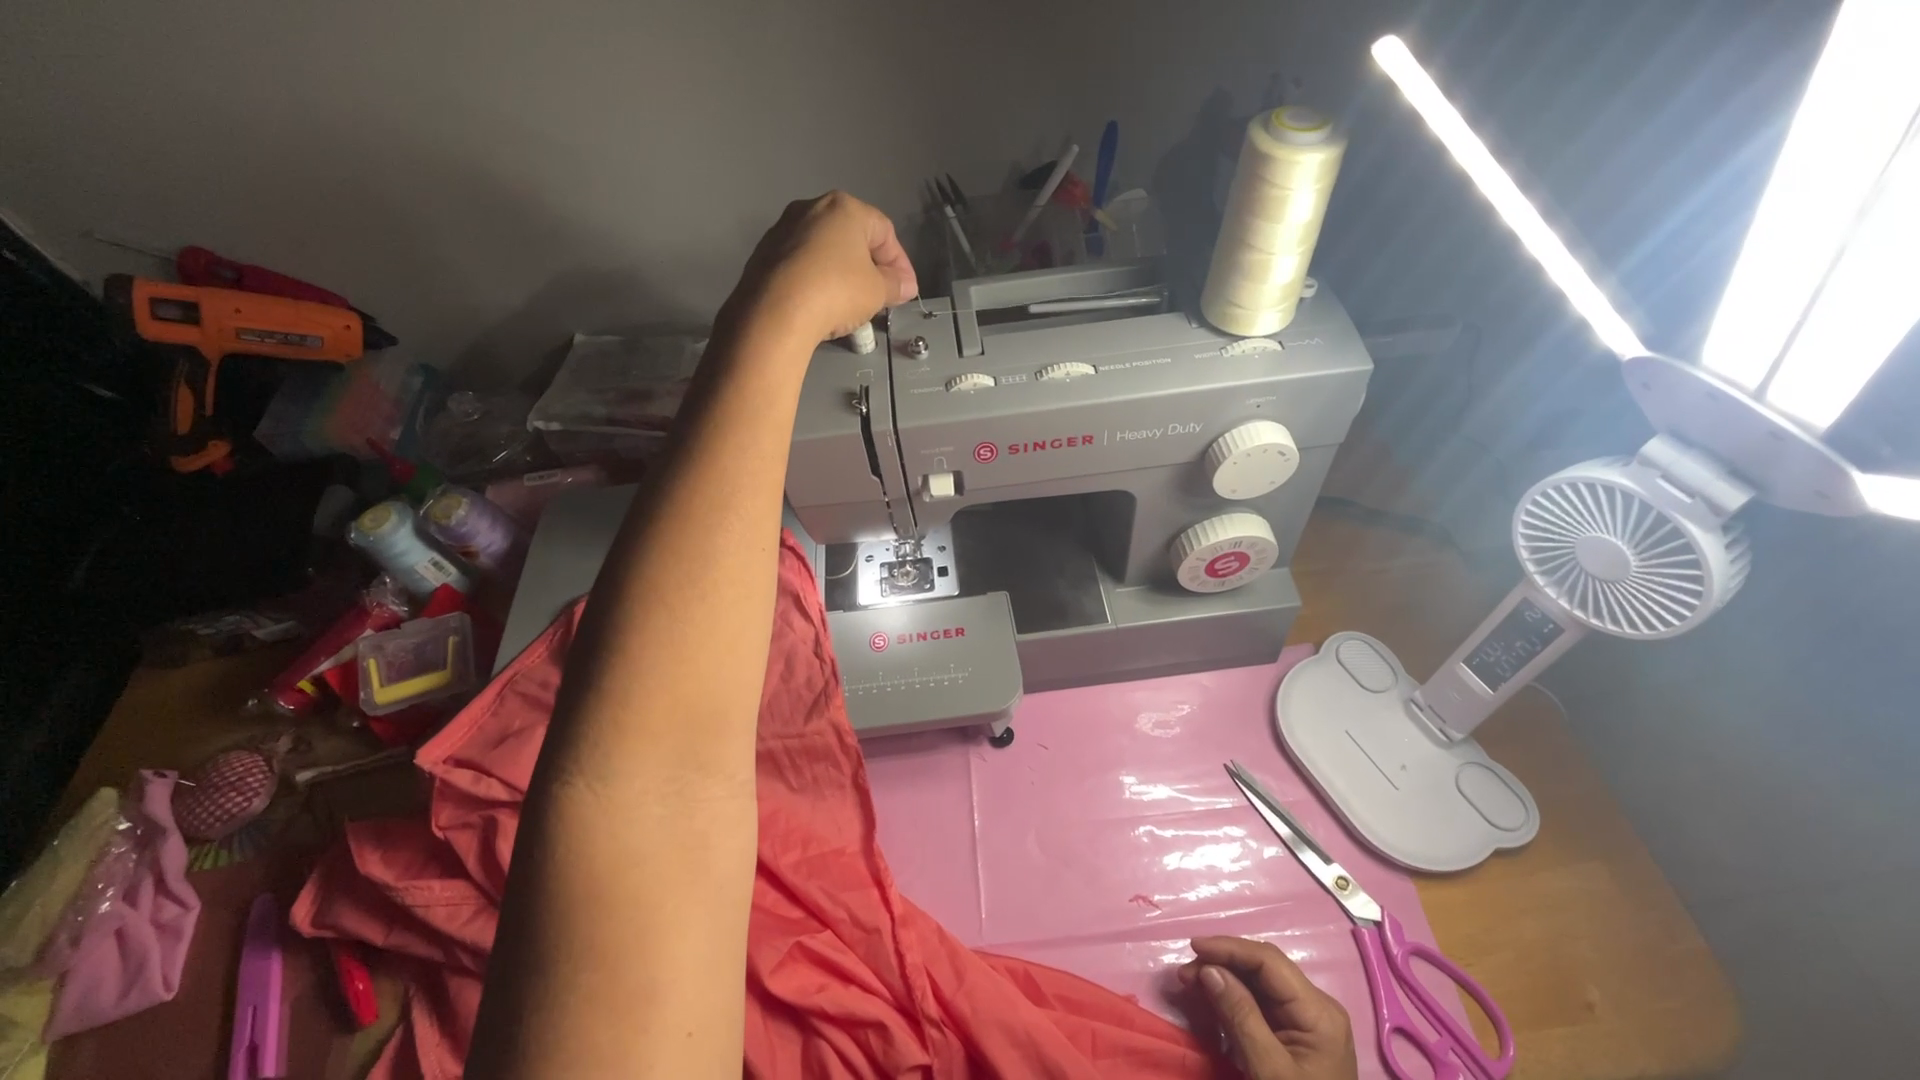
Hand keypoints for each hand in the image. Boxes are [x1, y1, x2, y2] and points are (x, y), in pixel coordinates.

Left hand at [729, 191, 918, 344]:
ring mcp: (782, 230)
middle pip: (852, 238)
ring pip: (824, 251)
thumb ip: (896, 285)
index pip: (884, 231)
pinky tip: (820, 306)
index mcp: (844, 207)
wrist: (774, 312)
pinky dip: (816, 281)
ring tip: (850, 305)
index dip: (901, 263)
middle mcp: (810, 208)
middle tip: (881, 296)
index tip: (906, 290)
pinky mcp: (762, 255)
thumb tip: (906, 285)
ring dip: (842, 274)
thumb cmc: (836, 291)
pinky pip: (800, 265)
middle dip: (870, 267)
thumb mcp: (877, 291)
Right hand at [1179, 936, 1357, 1079]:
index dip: (1229, 948)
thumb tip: (1209, 969)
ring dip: (1225, 977)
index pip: (1269, 961)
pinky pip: (1262, 1003)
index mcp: (1318, 1011)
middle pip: (1264, 967)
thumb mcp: (1268, 1070)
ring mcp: (1306, 1019)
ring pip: (1260, 982)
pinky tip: (1211, 998)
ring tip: (1191, 982)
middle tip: (1185, 974)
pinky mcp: (1295, 1032)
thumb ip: (1240, 1016)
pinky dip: (1234, 997)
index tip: (1192, 947)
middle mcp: (1316, 1005)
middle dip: (1223, 962)